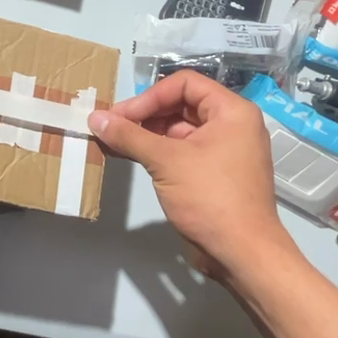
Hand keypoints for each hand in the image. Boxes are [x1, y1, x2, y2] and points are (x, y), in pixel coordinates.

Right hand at [86, 71, 296, 281]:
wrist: (242, 254)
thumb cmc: (211, 197)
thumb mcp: (166, 161)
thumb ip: (129, 135)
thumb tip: (95, 118)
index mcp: (231, 112)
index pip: (184, 84)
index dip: (150, 96)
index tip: (121, 115)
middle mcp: (230, 126)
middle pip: (179, 105)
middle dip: (142, 114)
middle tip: (109, 127)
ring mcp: (221, 151)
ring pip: (175, 130)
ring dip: (143, 134)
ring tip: (110, 141)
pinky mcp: (211, 174)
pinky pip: (178, 152)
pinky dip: (153, 151)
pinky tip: (125, 155)